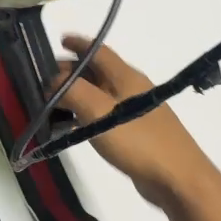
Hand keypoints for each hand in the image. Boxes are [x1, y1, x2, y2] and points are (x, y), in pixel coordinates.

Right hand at [49, 36, 220, 209]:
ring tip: (48, 108)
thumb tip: (52, 82)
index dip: (77, 44)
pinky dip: (82, 116)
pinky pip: (101, 116)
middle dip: (68, 73)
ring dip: (72, 97)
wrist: (178, 179)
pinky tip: (68, 129)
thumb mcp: (98, 112)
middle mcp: (130, 89)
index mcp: (125, 77)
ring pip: (97, 95)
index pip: (98, 51)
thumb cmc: (139, 141)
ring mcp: (134, 111)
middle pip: (95, 73)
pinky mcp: (133, 132)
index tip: (57, 41)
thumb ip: (71, 91)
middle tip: (42, 83)